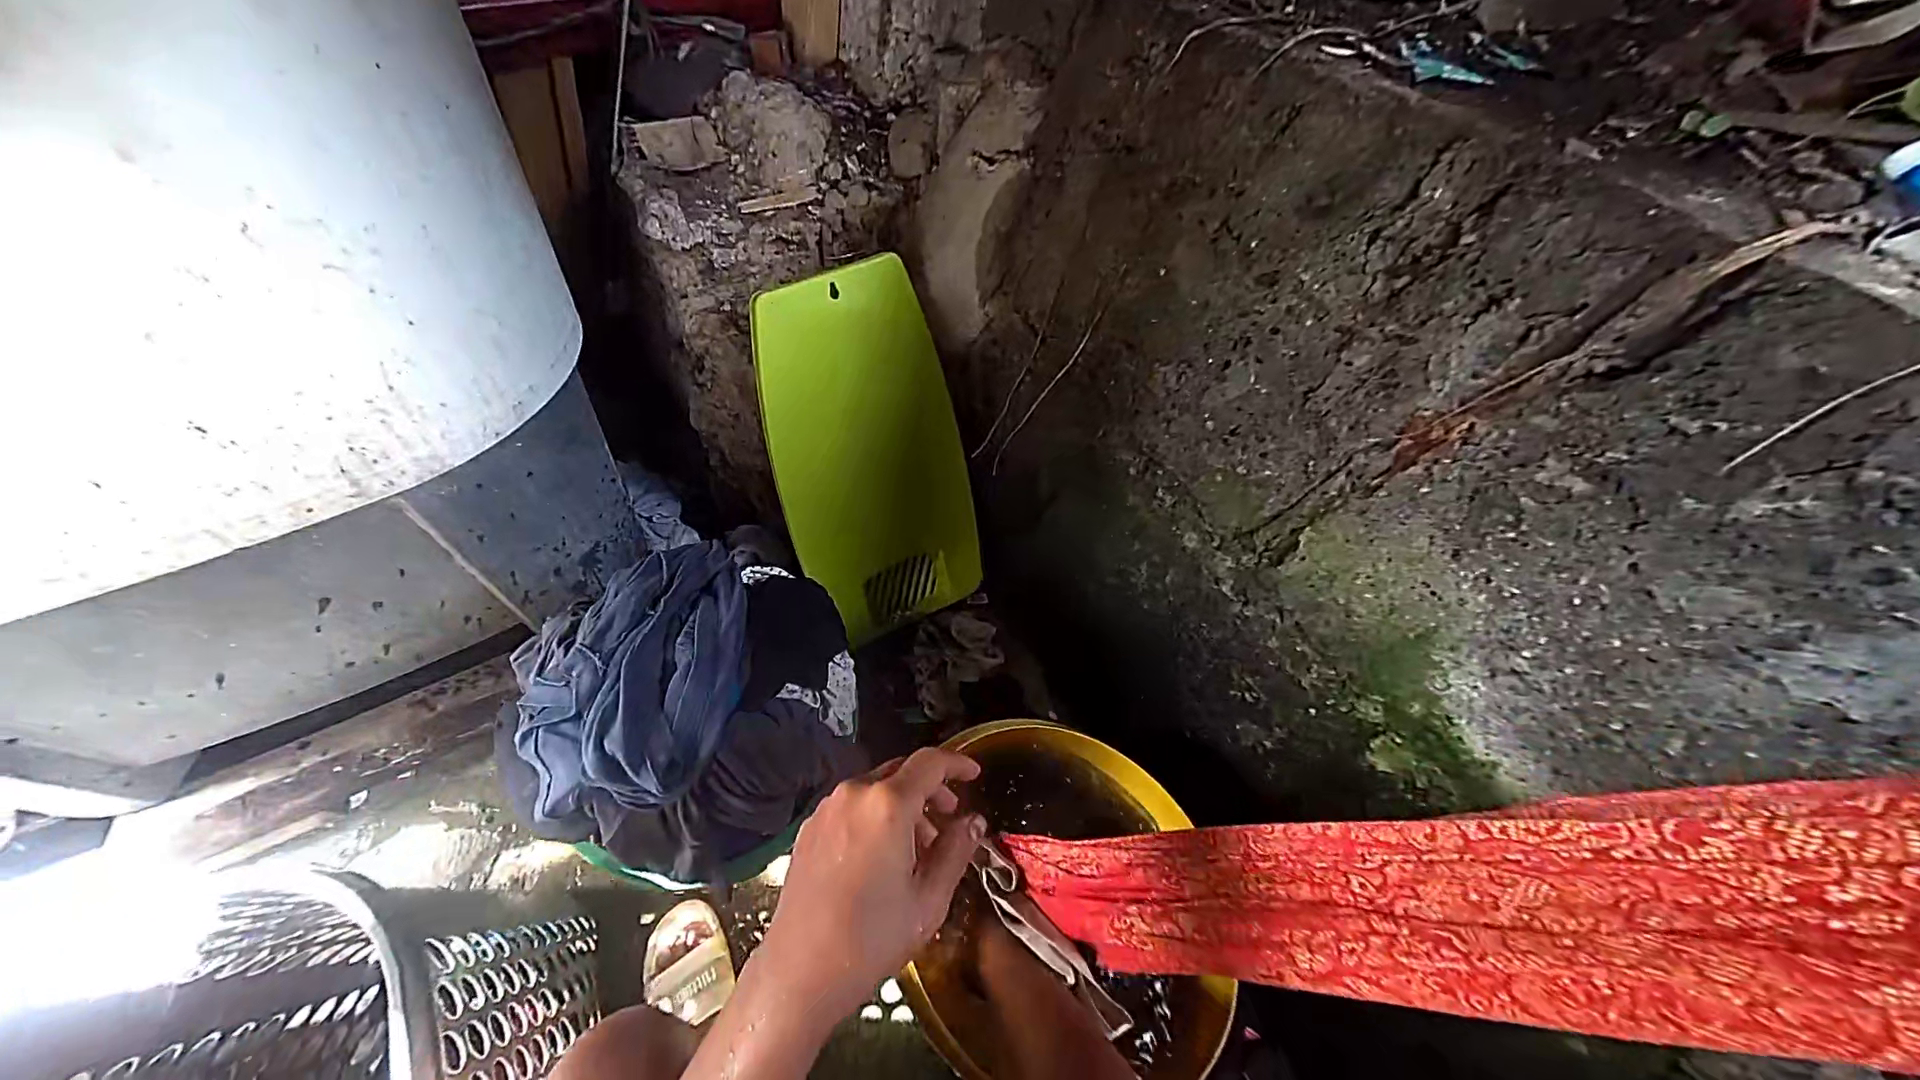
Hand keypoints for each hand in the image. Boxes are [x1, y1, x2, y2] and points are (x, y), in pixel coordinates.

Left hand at [758, 747, 985, 1018]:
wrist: (799, 973)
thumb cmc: (869, 940)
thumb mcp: (929, 899)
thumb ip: (956, 850)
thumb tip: (973, 822)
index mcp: (887, 805)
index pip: (930, 762)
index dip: (957, 763)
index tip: (973, 774)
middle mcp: (854, 795)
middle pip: (901, 771)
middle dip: (931, 788)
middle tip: (950, 816)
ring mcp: (827, 809)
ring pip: (876, 788)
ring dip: (904, 804)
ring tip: (919, 845)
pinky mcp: (809, 828)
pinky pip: (853, 806)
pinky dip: (876, 815)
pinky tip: (884, 854)